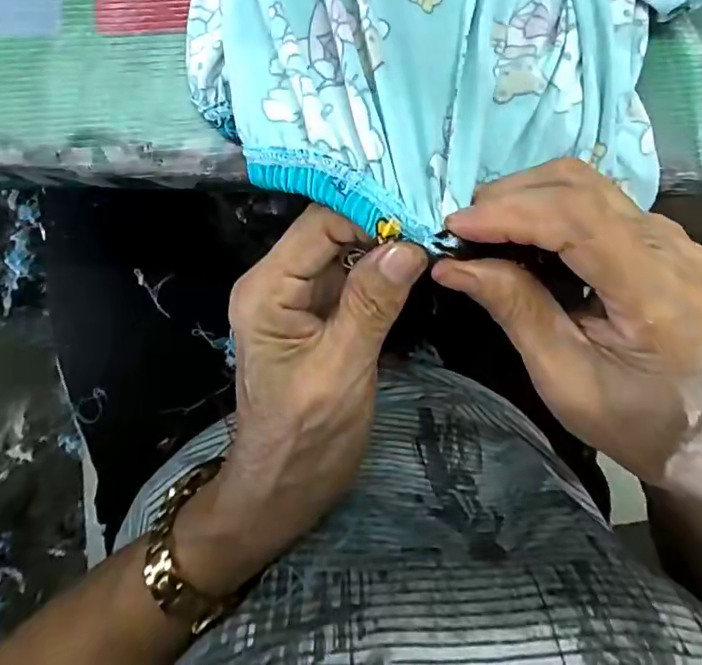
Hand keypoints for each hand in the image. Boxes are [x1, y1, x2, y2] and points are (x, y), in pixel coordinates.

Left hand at [175, 206, 426, 594]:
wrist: (282, 489)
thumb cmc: (306, 439)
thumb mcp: (343, 369)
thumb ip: (371, 304)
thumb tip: (409, 245)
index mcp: (267, 287)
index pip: (319, 224)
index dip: (369, 212)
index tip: (421, 214)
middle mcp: (275, 280)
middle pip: (328, 230)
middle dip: (379, 223)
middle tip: (434, 221)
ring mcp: (294, 295)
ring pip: (340, 249)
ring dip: (383, 243)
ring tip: (431, 234)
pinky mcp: (313, 311)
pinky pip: (347, 275)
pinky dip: (378, 269)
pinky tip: (412, 263)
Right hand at [430, 157, 701, 486]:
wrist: (694, 437)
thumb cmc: (628, 420)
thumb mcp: (562, 378)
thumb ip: (514, 310)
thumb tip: (451, 265)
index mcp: (658, 296)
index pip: (579, 222)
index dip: (512, 213)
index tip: (456, 226)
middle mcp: (674, 252)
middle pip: (580, 187)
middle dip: (510, 197)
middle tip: (464, 229)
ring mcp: (673, 237)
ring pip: (585, 181)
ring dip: (525, 193)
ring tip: (487, 225)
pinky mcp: (661, 234)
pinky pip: (594, 196)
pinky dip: (546, 202)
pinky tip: (522, 230)